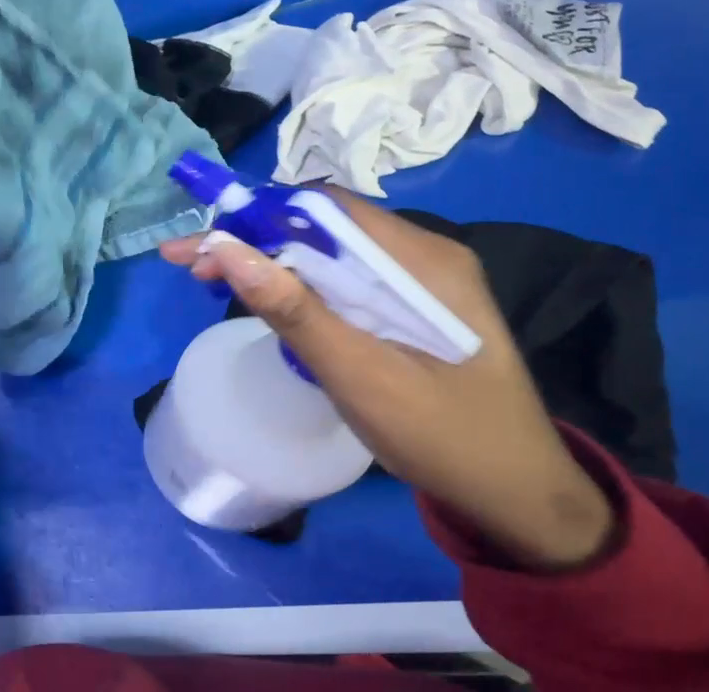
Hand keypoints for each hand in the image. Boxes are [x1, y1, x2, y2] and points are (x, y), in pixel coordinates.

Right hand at [159, 190, 613, 569]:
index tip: (201, 244)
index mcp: (424, 263)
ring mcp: (418, 282)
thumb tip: (225, 249)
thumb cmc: (444, 437)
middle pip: (319, 225)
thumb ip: (294, 310)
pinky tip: (263, 299)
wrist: (518, 499)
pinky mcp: (409, 307)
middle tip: (190, 264)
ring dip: (265, 259)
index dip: (254, 216)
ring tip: (210, 279)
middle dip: (249, 237)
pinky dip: (292, 282)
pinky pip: (339, 276)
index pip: (324, 209)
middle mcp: (422, 258)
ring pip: (324, 250)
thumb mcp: (361, 376)